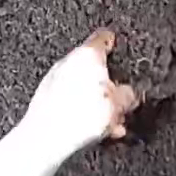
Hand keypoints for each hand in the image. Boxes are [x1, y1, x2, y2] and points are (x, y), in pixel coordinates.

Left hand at [22, 29, 139, 148]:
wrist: (46, 137)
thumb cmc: (80, 114)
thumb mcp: (119, 105)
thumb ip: (129, 95)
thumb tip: (130, 95)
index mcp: (88, 54)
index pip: (103, 38)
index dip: (114, 42)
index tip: (116, 44)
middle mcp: (69, 61)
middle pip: (93, 66)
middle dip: (107, 84)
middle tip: (118, 99)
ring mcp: (54, 78)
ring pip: (81, 85)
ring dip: (95, 100)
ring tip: (108, 121)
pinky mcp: (45, 97)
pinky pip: (69, 99)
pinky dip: (81, 109)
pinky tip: (91, 128)